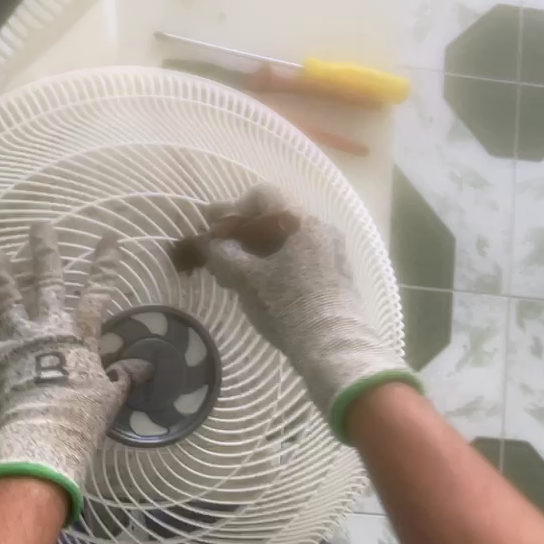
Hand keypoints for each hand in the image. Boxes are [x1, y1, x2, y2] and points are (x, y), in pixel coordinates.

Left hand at [0, 222, 127, 522]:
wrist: (46, 431)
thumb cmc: (82, 412)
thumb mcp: (110, 393)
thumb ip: (124, 375)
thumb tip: (144, 366)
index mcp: (80, 332)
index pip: (97, 290)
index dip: (104, 263)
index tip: (109, 238)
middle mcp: (48, 325)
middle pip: (47, 281)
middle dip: (44, 251)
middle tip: (39, 226)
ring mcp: (20, 338)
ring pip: (7, 298)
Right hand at [194, 184, 418, 440]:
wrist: (333, 348)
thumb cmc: (287, 306)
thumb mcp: (246, 279)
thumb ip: (222, 255)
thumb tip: (207, 244)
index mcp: (303, 221)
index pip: (264, 195)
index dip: (234, 208)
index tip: (216, 230)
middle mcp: (322, 229)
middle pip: (276, 217)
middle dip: (243, 231)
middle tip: (219, 249)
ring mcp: (333, 253)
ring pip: (287, 239)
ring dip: (258, 248)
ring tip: (234, 271)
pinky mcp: (337, 276)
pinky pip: (300, 257)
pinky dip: (276, 262)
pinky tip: (259, 284)